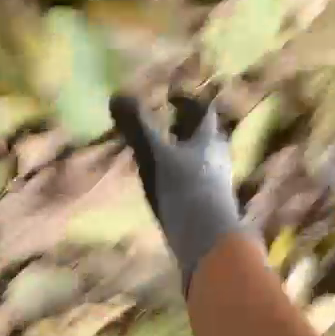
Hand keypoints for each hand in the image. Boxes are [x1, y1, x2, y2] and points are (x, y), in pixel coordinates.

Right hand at [109, 95, 251, 288]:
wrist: (207, 240)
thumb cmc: (183, 191)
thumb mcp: (155, 155)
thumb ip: (137, 127)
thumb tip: (117, 95)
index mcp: (208, 140)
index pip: (203, 112)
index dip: (187, 102)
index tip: (171, 98)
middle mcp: (217, 158)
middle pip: (207, 135)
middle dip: (189, 127)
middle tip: (170, 122)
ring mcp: (215, 183)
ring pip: (204, 159)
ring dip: (188, 152)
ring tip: (168, 153)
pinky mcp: (209, 205)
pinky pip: (197, 181)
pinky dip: (184, 175)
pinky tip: (170, 186)